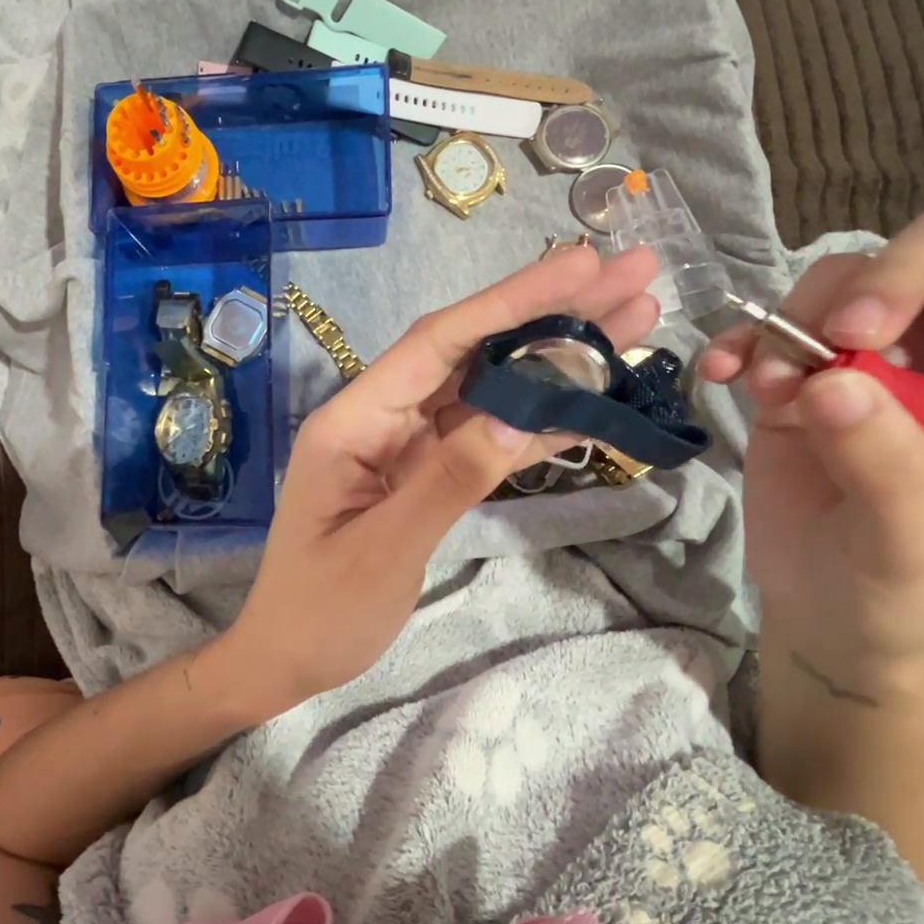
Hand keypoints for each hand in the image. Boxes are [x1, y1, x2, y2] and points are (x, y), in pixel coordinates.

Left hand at [219, 244, 661, 709]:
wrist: (289, 657)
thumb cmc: (320, 611)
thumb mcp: (383, 551)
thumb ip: (448, 480)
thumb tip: (522, 415)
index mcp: (353, 420)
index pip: (437, 342)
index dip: (510, 301)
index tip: (580, 266)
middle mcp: (380, 416)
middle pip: (470, 350)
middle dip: (547, 313)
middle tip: (632, 275)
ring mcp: (404, 443)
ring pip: (486, 387)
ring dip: (554, 358)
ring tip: (634, 324)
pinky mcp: (423, 471)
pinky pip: (485, 432)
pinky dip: (537, 417)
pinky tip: (593, 399)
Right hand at [700, 207, 923, 671]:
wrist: (822, 611)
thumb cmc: (899, 589)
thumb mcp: (913, 545)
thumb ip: (887, 467)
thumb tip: (830, 383)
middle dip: (894, 275)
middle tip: (845, 334)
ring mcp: (869, 357)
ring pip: (846, 276)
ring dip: (800, 317)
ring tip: (769, 389)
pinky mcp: (797, 375)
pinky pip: (768, 325)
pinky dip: (740, 338)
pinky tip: (719, 374)